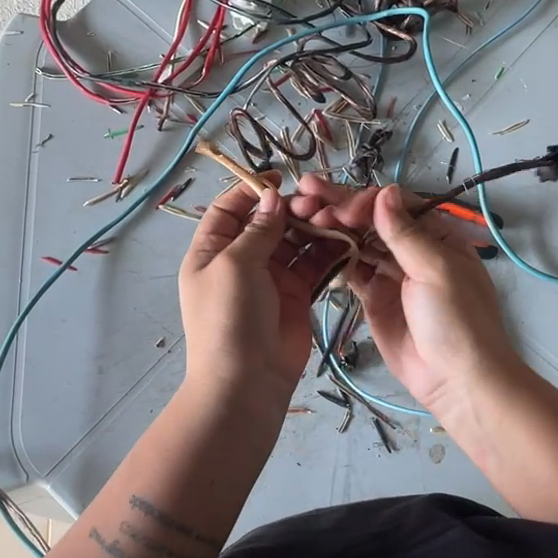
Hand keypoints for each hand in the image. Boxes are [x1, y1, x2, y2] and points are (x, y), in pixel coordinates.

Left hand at [178, 178, 327, 404]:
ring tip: (336, 218)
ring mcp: (270, 279)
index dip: (252, 190)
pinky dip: (327, 252)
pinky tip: (346, 240)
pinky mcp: (296, 295)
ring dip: (313, 228)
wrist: (246, 380)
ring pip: (294, 241)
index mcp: (212, 251)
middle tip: (318, 203)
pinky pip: (312, 265)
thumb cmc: (229, 317)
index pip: (230, 209)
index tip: (280, 177)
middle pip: (268, 222)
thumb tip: (272, 197)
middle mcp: (240, 261)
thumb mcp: (235, 265)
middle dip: (291, 209)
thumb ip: (257, 230)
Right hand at [291, 178, 519, 411]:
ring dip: (334, 228)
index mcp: (438, 235)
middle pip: (374, 220)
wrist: (457, 380)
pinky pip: (352, 271)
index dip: (366, 200)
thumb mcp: (435, 269)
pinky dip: (334, 256)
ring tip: (304, 216)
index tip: (341, 207)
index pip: (397, 205)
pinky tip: (312, 244)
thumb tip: (384, 191)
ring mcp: (392, 274)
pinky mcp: (374, 298)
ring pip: (359, 242)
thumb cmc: (457, 319)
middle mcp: (413, 249)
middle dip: (342, 206)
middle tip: (307, 195)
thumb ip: (405, 232)